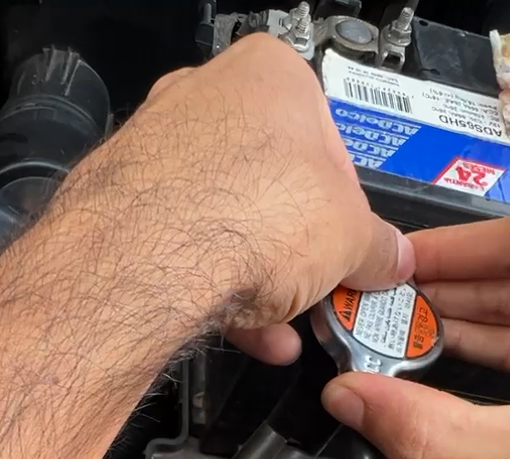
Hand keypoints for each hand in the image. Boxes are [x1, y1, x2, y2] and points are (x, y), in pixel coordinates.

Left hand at [45, 35, 412, 357]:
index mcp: (270, 76)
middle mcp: (204, 100)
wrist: (150, 260)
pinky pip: (179, 252)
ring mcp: (153, 154)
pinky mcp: (120, 210)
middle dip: (296, 251)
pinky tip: (244, 331)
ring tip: (281, 326)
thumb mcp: (349, 237)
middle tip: (314, 290)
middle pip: (270, 188)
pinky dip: (212, 291)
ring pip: (221, 226)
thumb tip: (389, 259)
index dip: (345, 210)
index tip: (349, 250)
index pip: (328, 146)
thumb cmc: (252, 216)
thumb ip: (376, 248)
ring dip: (258, 284)